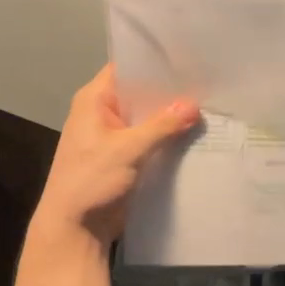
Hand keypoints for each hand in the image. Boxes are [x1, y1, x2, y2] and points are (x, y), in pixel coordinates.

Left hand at [31, 65, 198, 249]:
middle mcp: (104, 113)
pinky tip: (196, 134)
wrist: (76, 228)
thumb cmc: (91, 180)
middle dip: (170, 91)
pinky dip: (169, 138)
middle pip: (141, 93)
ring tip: (209, 106)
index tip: (186, 58)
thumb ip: (161, 126)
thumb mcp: (127, 149)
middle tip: (207, 83)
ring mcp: (116, 137)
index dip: (153, 61)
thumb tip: (193, 105)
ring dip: (172, 117)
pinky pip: (152, 140)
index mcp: (94, 101)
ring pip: (149, 118)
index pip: (126, 68)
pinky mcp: (127, 158)